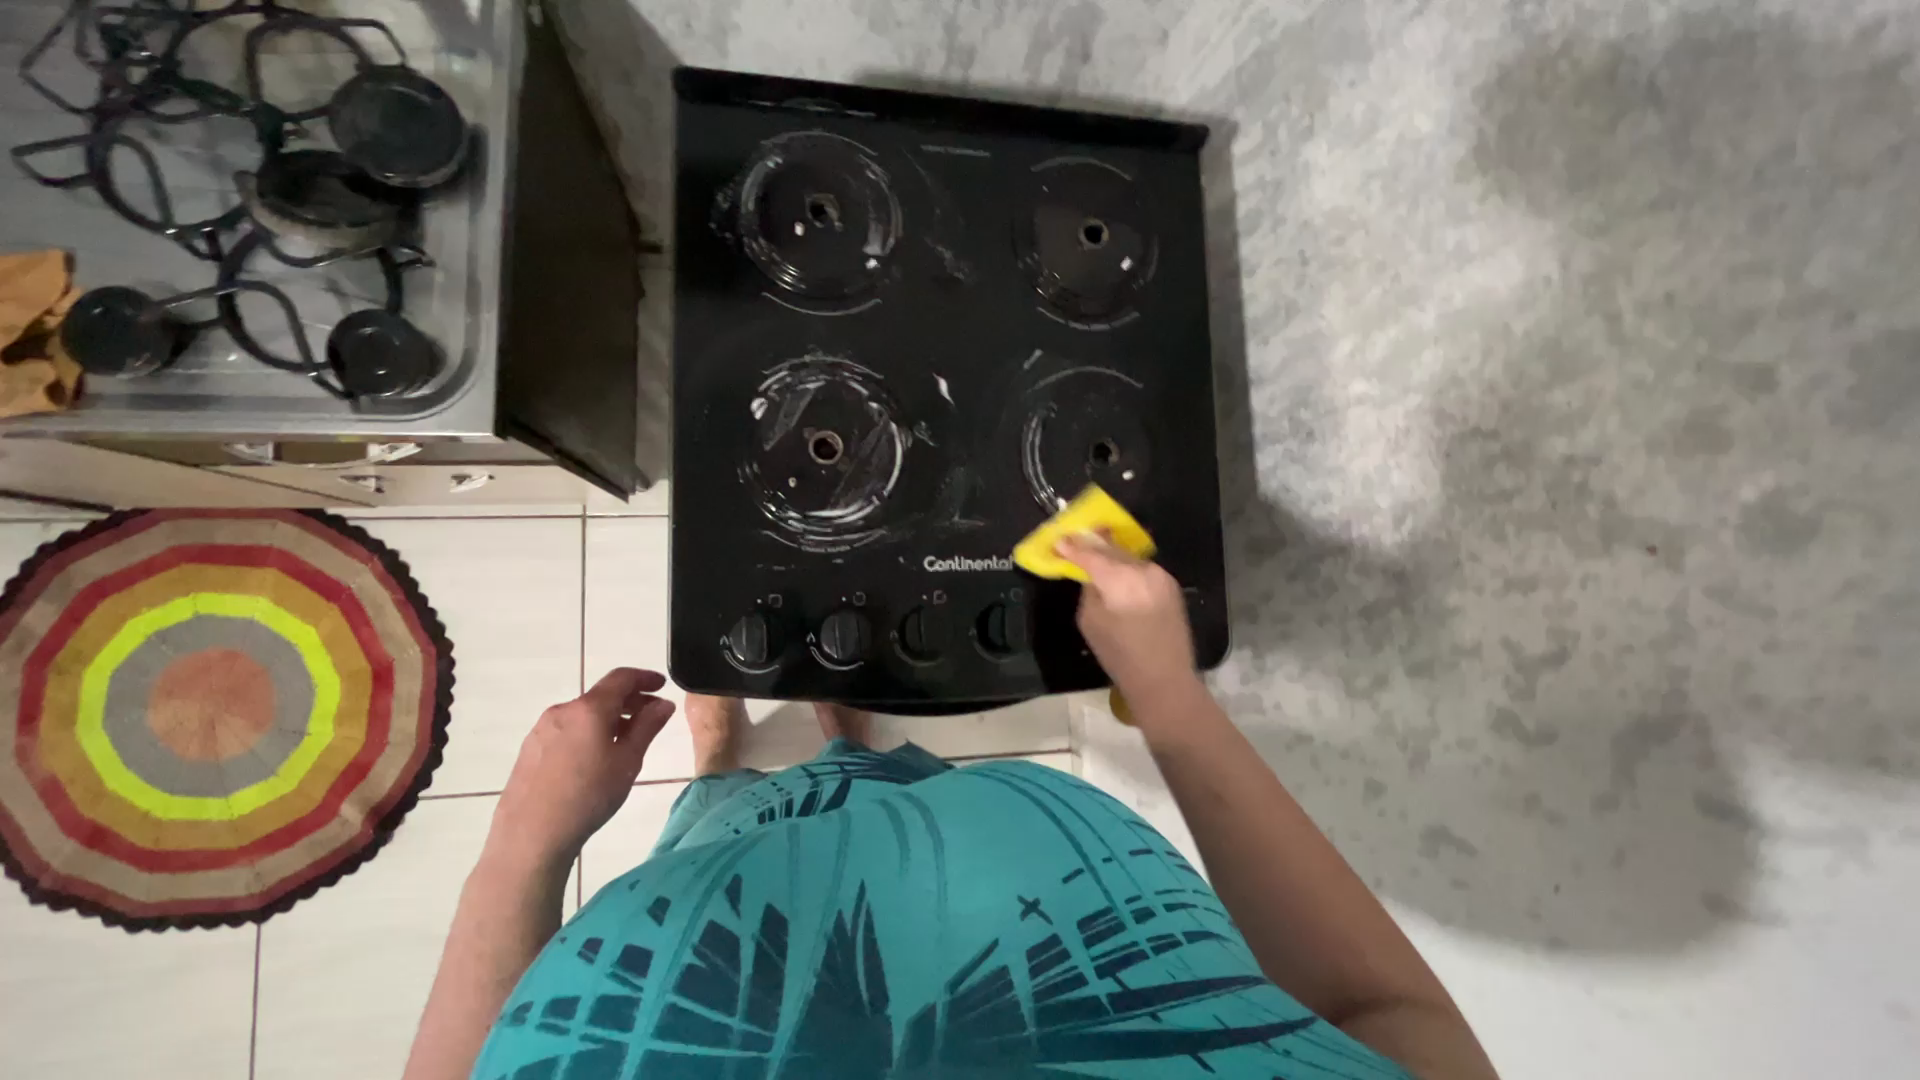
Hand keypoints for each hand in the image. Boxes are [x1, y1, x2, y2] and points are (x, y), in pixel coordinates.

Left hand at [487, 668, 676, 870]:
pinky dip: (587, 732)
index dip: (645, 678)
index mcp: (589, 709)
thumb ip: (647, 727)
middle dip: (629, 701)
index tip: (662, 686)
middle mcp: (562, 711)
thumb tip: (663, 704)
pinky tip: (594, 760)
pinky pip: (567, 730)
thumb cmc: (589, 795)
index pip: (621, 678)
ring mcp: (542, 730)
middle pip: (601, 696)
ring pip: (583, 715)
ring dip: (608, 719)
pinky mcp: (530, 750)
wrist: (531, 835)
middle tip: (651, 717)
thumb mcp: (628, 761)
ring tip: (625, 742)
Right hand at [1058, 535, 1200, 710]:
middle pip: (1111, 549)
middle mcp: (1143, 569)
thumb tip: (1090, 574)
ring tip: (1094, 555)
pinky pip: (1142, 569)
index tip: (1058, 541)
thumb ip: (1089, 590)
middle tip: (1073, 540)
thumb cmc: (1120, 656)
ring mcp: (1161, 575)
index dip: (1072, 546)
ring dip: (1111, 556)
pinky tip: (1117, 574)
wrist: (1165, 678)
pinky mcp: (1171, 585)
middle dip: (1092, 544)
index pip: (1090, 554)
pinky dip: (1127, 568)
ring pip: (1128, 558)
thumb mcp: (1090, 622)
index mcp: (1120, 578)